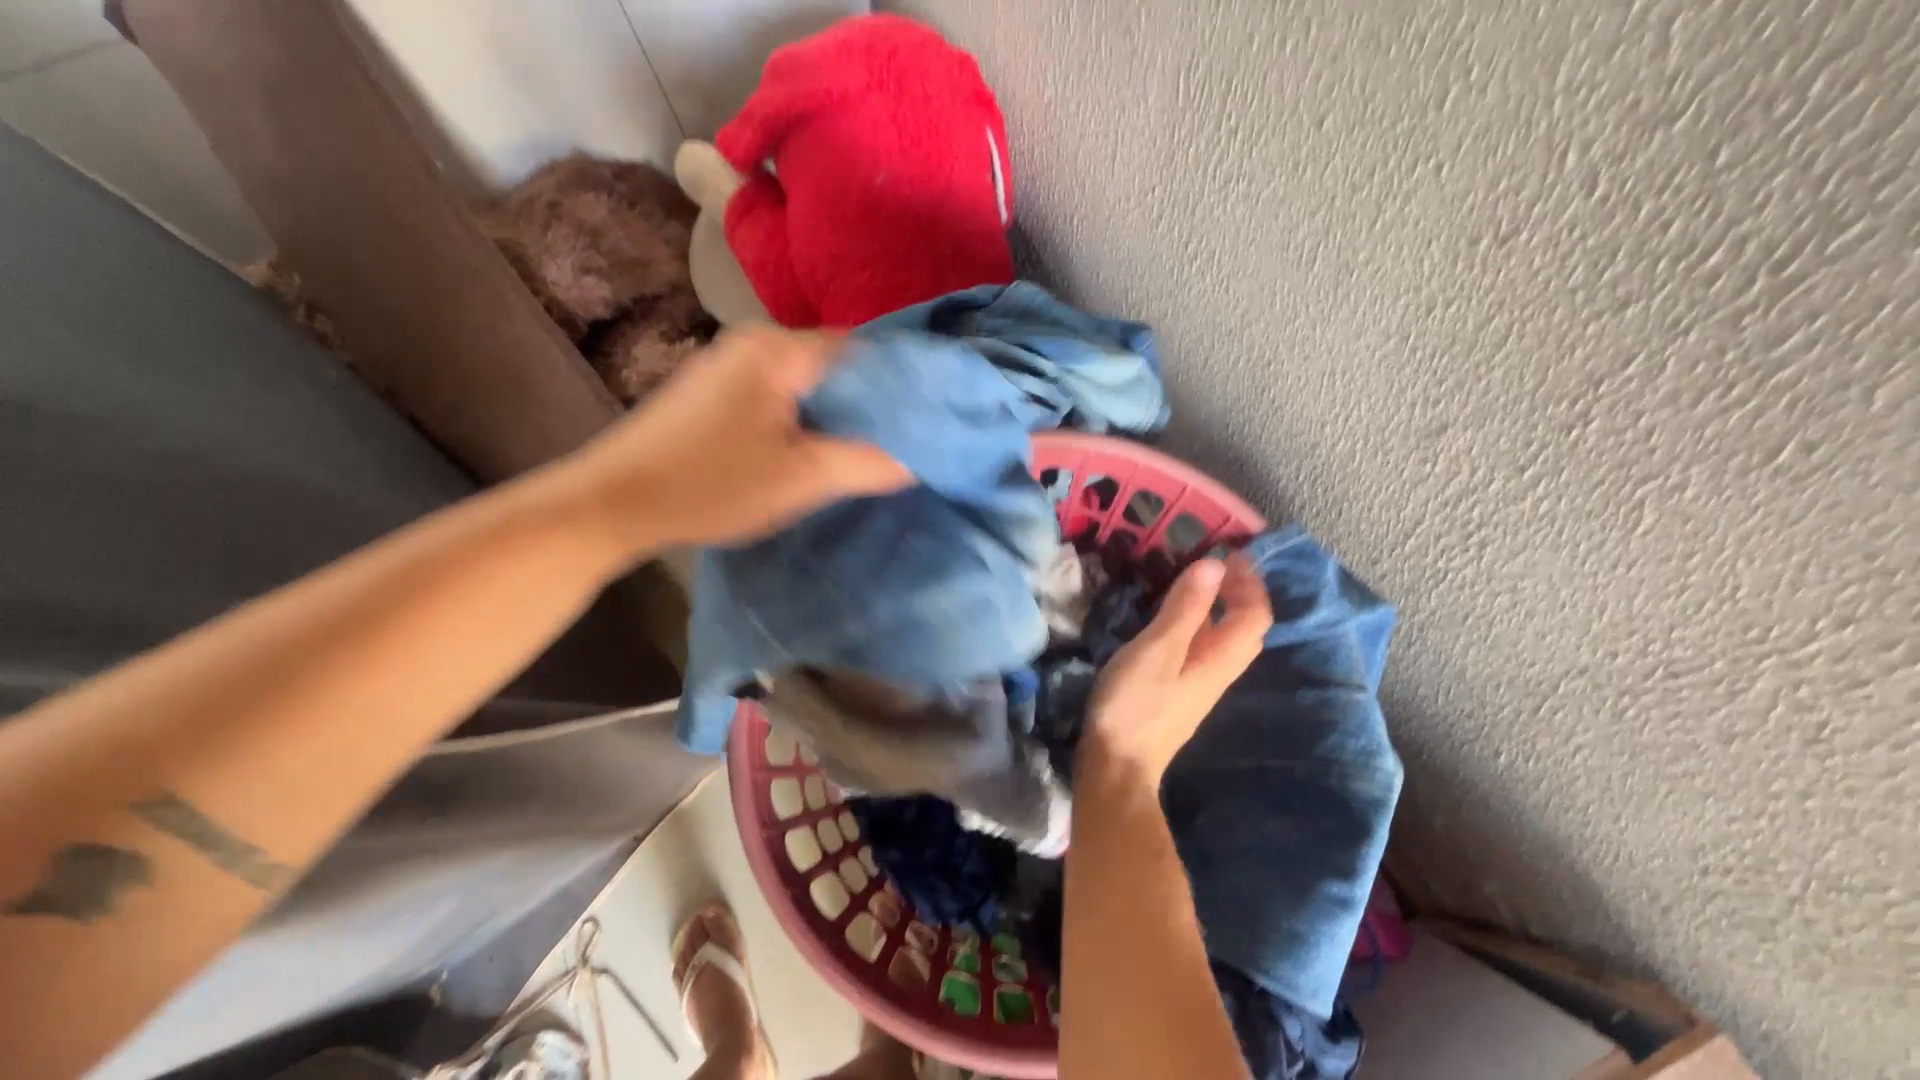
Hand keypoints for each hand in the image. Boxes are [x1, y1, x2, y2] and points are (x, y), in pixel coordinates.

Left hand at [567, 326, 911, 549]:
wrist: (611, 504)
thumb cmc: (710, 484)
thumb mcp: (801, 478)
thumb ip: (867, 462)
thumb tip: (916, 457)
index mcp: (778, 349)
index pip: (864, 352)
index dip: (899, 387)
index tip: (924, 424)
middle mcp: (752, 341)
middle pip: (834, 365)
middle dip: (866, 404)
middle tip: (898, 444)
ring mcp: (725, 364)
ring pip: (804, 383)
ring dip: (832, 414)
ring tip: (859, 452)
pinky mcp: (709, 391)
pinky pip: (775, 395)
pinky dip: (799, 418)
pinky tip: (806, 451)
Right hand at [1082, 554, 1273, 786]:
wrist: (1117, 767)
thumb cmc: (1135, 705)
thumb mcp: (1157, 649)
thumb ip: (1185, 608)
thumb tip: (1215, 565)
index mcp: (1219, 660)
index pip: (1255, 615)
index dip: (1249, 581)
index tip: (1228, 554)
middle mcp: (1218, 673)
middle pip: (1246, 629)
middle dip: (1239, 593)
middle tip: (1214, 566)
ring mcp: (1199, 687)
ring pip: (1224, 642)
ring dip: (1219, 609)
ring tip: (1193, 587)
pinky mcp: (1179, 696)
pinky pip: (1203, 652)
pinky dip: (1199, 627)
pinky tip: (1171, 624)